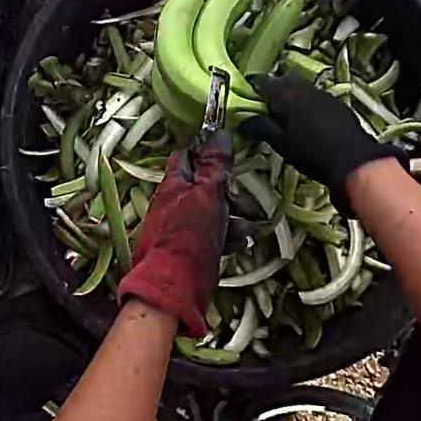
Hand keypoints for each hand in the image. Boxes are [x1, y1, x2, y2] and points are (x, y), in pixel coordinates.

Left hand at [116, 129, 231, 337]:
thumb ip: (214, 166)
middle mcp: (172, 203)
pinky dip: (225, 235)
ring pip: (209, 211)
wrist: (173, 289)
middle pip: (202, 185)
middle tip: (245, 199)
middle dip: (226, 191)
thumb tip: (219, 132)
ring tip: (248, 226)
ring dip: (231, 216)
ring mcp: (178, 227)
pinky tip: (239, 242)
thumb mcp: (208, 196)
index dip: (205, 150)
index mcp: (173, 185)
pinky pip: (209, 234)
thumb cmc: (189, 237)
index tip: (226, 152)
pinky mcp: (186, 249)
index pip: (186, 155)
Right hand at [239, 74, 400, 200]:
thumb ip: (260, 128)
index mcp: (284, 95)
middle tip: (268, 104)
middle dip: (275, 89)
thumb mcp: (280, 143)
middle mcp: (302, 88)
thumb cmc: (310, 151)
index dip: (254, 87)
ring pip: (301, 88)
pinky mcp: (337, 103)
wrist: (352, 158)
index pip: (263, 82)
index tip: (249, 95)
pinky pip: (316, 97)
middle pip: (284, 81)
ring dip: (292, 96)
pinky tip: (309, 119)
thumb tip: (242, 120)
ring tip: (287, 113)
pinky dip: (308, 104)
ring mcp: (322, 93)